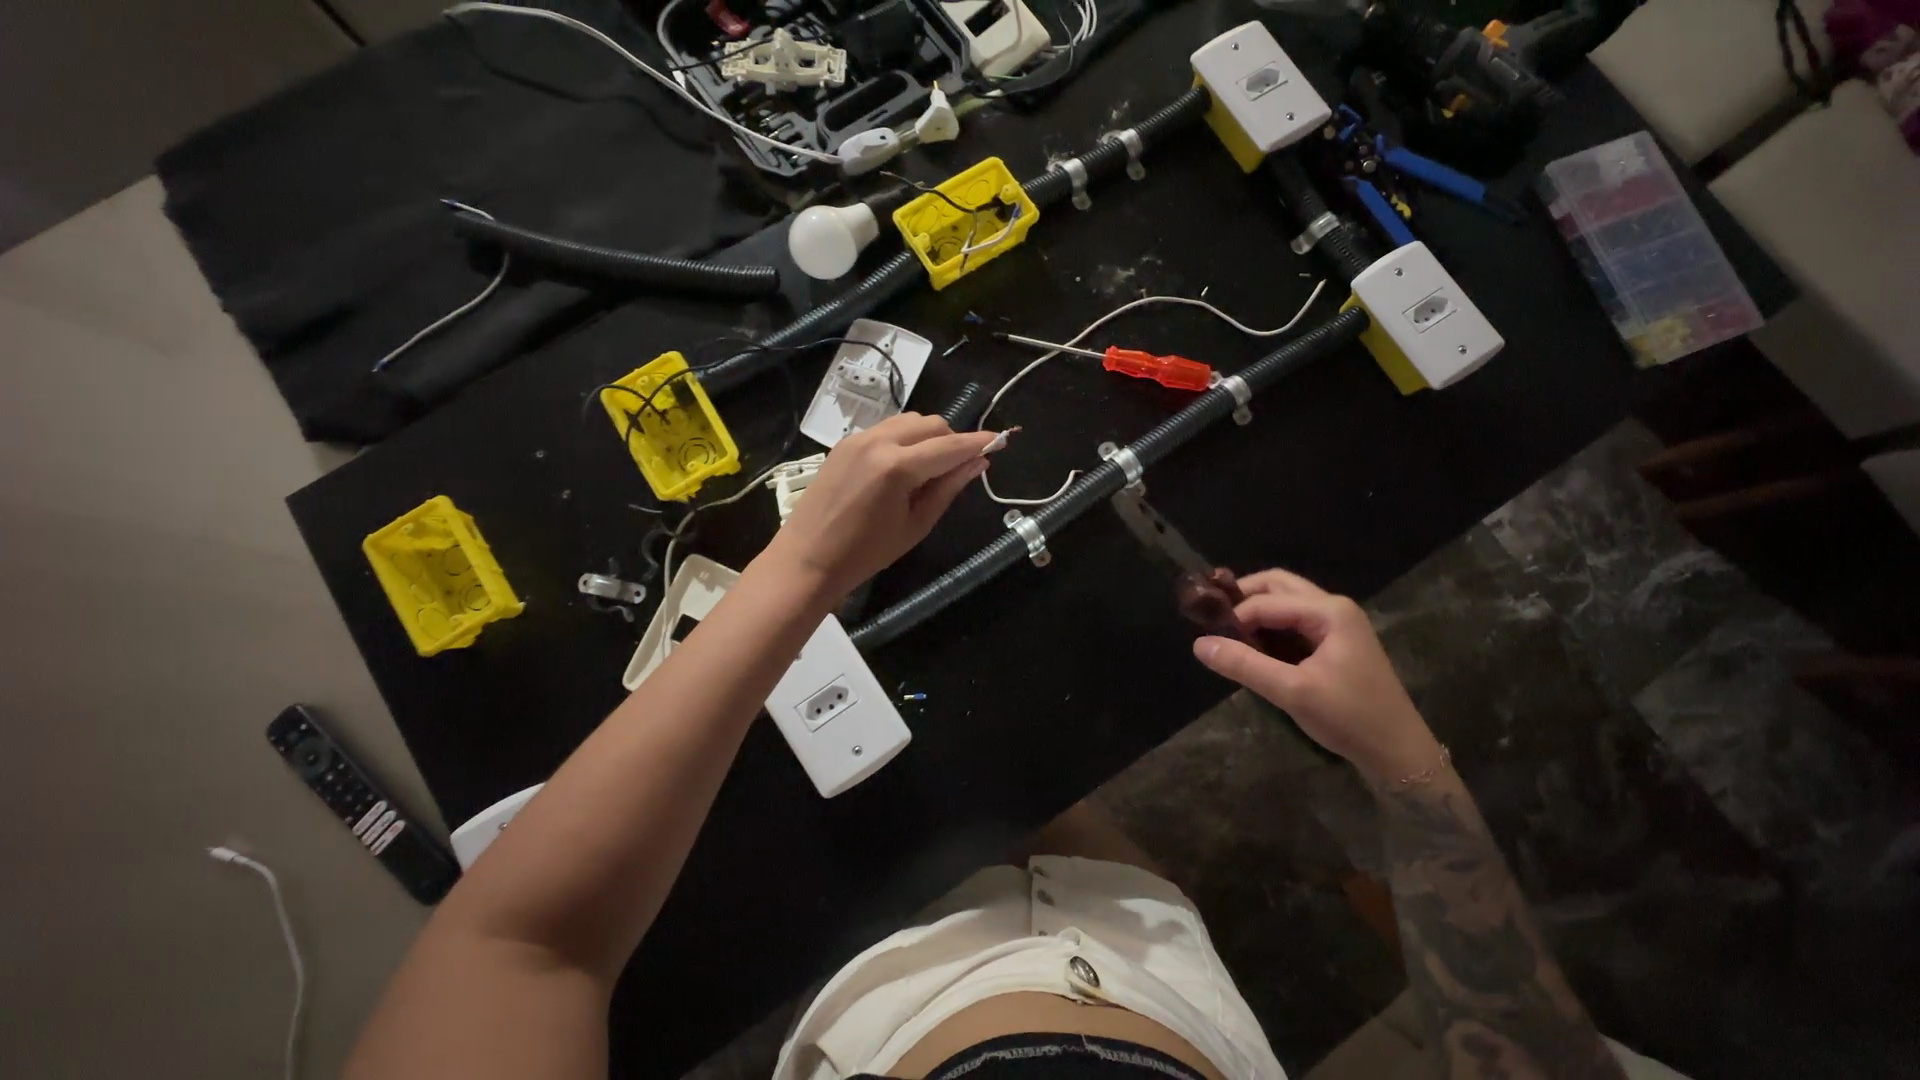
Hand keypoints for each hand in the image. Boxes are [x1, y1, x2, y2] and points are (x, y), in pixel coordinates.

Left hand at [764, 413, 995, 601]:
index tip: (999, 441)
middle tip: (960, 467)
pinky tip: (903, 467)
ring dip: (929, 436)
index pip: (950, 446)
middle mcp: (878, 442)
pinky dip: (905, 439)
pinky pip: (886, 429)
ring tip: (931, 468)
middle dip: (952, 439)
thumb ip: (948, 489)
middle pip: (931, 424)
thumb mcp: (915, 525)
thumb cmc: (865, 553)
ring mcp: (857, 439)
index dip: (978, 443)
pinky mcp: (844, 443)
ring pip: (908, 421)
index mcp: (897, 467)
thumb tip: (979, 463)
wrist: (807, 558)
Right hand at [1191, 568, 1440, 787]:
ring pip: (1288, 601)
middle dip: (1243, 597)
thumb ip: (1245, 665)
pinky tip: (1254, 646)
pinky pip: (1296, 621)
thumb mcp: (1292, 692)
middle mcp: (1334, 607)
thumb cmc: (1349, 718)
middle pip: (1278, 585)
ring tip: (1228, 632)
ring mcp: (1339, 624)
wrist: (1399, 752)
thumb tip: (1199, 644)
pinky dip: (1272, 625)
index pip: (1266, 601)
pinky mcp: (1337, 642)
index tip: (1209, 640)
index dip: (1234, 617)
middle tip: (1213, 620)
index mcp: (1328, 611)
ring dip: (1257, 610)